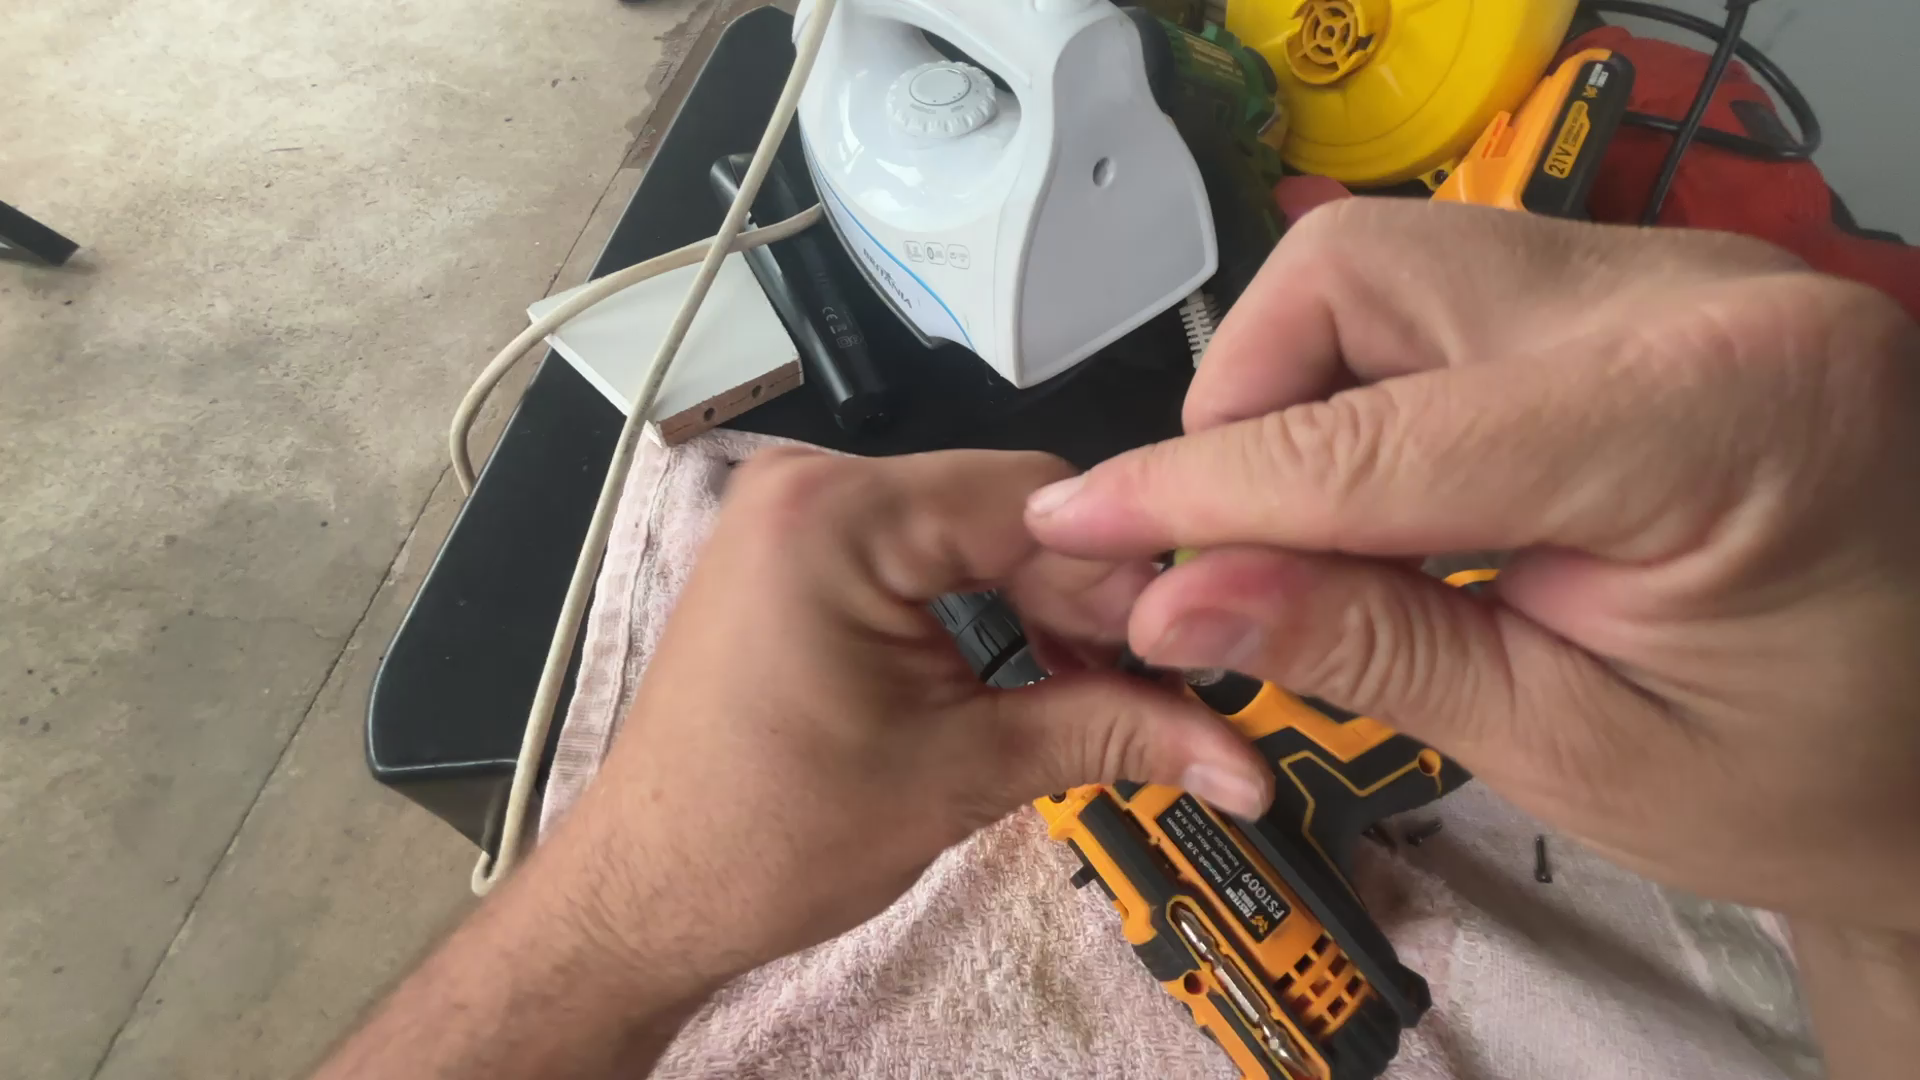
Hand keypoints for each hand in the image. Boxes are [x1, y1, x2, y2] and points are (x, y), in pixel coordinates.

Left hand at [541, 448, 1272, 991]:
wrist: (649, 887)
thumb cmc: (775, 836)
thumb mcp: (958, 774)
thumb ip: (1108, 735)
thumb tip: (1242, 763)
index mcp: (841, 513)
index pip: (1036, 500)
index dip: (1123, 574)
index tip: (1182, 649)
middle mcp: (815, 483)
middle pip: (1004, 510)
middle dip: (1083, 596)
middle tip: (1148, 677)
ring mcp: (802, 511)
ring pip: (970, 530)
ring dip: (1039, 601)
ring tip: (1090, 678)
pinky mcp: (802, 549)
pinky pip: (922, 549)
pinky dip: (982, 599)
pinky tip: (1025, 656)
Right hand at [1022, 198, 1919, 933]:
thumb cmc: (1788, 774)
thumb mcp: (1561, 745)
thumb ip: (1357, 651)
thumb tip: (1171, 606)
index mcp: (1707, 423)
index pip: (1359, 444)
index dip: (1189, 490)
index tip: (1072, 523)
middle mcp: (1672, 296)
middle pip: (1343, 277)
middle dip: (1237, 408)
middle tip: (1235, 537)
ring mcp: (1635, 274)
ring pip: (1354, 270)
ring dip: (1276, 396)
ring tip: (1301, 520)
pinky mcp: (1594, 291)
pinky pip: (1396, 299)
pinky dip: (1325, 389)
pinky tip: (1358, 485)